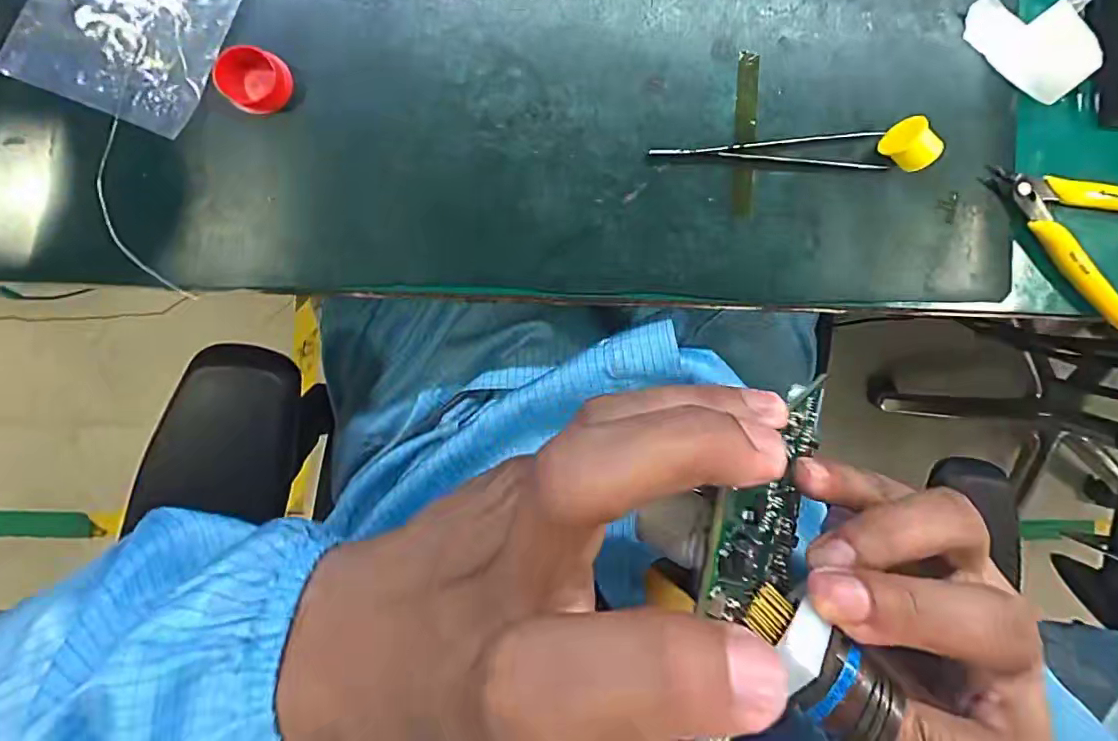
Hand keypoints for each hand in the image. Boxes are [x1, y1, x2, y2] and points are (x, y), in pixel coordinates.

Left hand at [278, 384, 796, 739]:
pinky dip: (654, 409)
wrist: (345, 634)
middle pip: (567, 486)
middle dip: (671, 453)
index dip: (669, 675)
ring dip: (677, 410)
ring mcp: (497, 500)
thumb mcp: (521, 733)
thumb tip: (739, 685)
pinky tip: (703, 409)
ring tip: (763, 415)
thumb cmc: (437, 701)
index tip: (764, 673)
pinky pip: (586, 429)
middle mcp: (496, 570)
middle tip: (772, 456)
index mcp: (494, 675)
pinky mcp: (505, 469)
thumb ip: (620, 708)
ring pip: (581, 433)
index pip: (564, 674)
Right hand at [795, 456, 1051, 740]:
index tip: (837, 611)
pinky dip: (840, 480)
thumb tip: (815, 659)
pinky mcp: (892, 530)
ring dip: (862, 502)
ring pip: (929, 506)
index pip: (988, 626)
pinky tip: (804, 476)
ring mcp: (941, 555)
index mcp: (1011, 662)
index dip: (910, 613)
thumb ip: (886, 715)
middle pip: (965, 540)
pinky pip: (877, 491)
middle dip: (886, 545)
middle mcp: (986, 594)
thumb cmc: (936, 731)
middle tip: (821, 571)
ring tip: (807, 501)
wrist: (924, 713)